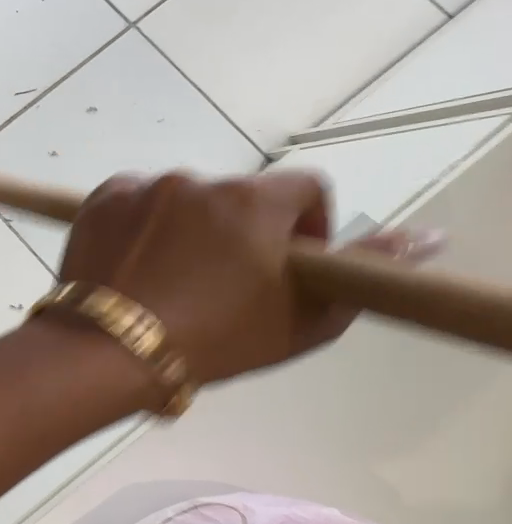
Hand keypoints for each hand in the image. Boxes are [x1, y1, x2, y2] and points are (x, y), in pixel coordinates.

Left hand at [56, 172, 354, 386]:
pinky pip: (135, 202)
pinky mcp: (96, 201)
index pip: (306, 187)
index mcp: (250, 199)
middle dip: (244, 228)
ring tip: (176, 275)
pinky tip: (138, 263)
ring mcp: (137, 187)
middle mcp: (191, 180)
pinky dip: (142, 224)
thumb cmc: (218, 336)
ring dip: (190, 224)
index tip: (290, 261)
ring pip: (183, 199)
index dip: (309, 224)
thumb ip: (364, 269)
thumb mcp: (308, 314)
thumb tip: (426, 235)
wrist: (113, 343)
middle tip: (227, 277)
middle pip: (237, 196)